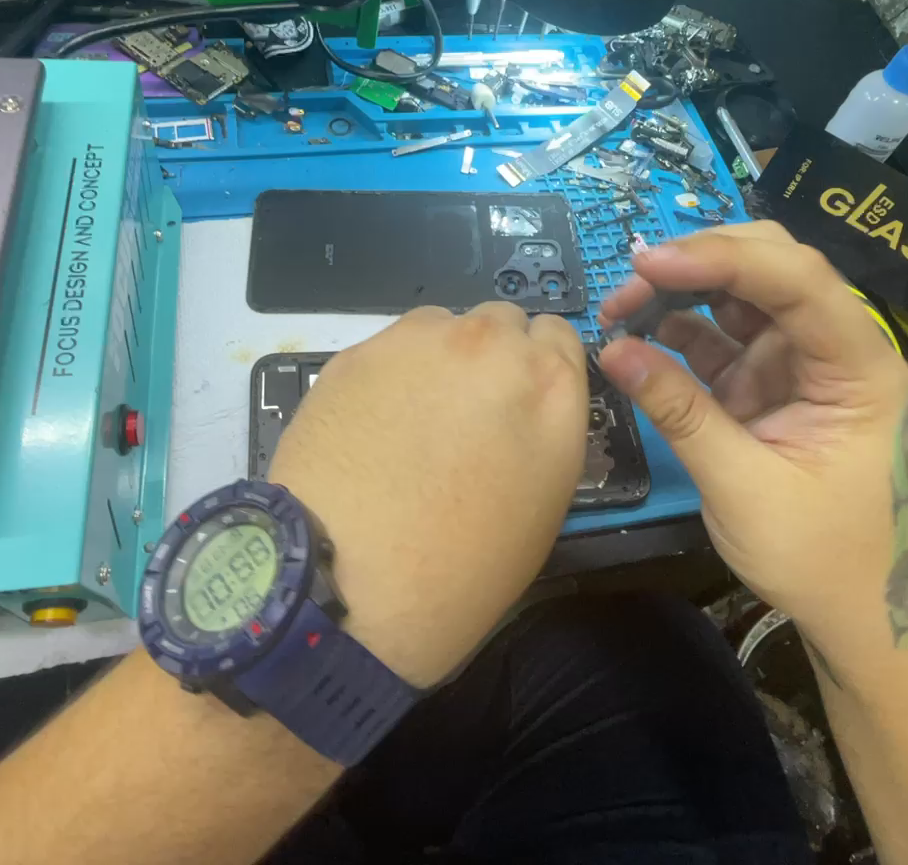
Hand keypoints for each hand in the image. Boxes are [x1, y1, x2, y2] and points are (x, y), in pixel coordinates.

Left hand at [266, 303, 587, 686]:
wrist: (349, 584)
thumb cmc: (462, 571)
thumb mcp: (541, 504)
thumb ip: (543, 430)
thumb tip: (518, 410)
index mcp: (551, 388)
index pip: (558, 337)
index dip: (537, 368)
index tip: (518, 401)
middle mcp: (493, 346)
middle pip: (503, 322)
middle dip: (491, 359)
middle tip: (464, 413)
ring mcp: (421, 341)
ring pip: (443, 326)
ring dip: (440, 360)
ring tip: (411, 419)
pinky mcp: (360, 349)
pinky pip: (390, 347)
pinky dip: (390, 374)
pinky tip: (370, 424)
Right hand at [596, 222, 907, 651]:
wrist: (860, 614)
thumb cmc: (821, 556)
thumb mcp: (743, 486)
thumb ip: (679, 411)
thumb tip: (612, 350)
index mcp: (857, 365)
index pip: (797, 281)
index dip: (721, 259)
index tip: (649, 263)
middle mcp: (831, 348)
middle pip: (771, 268)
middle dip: (698, 263)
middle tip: (632, 282)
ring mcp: (796, 364)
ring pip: (739, 294)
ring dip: (681, 291)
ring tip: (621, 308)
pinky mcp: (765, 385)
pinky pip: (718, 339)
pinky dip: (677, 332)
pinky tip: (637, 338)